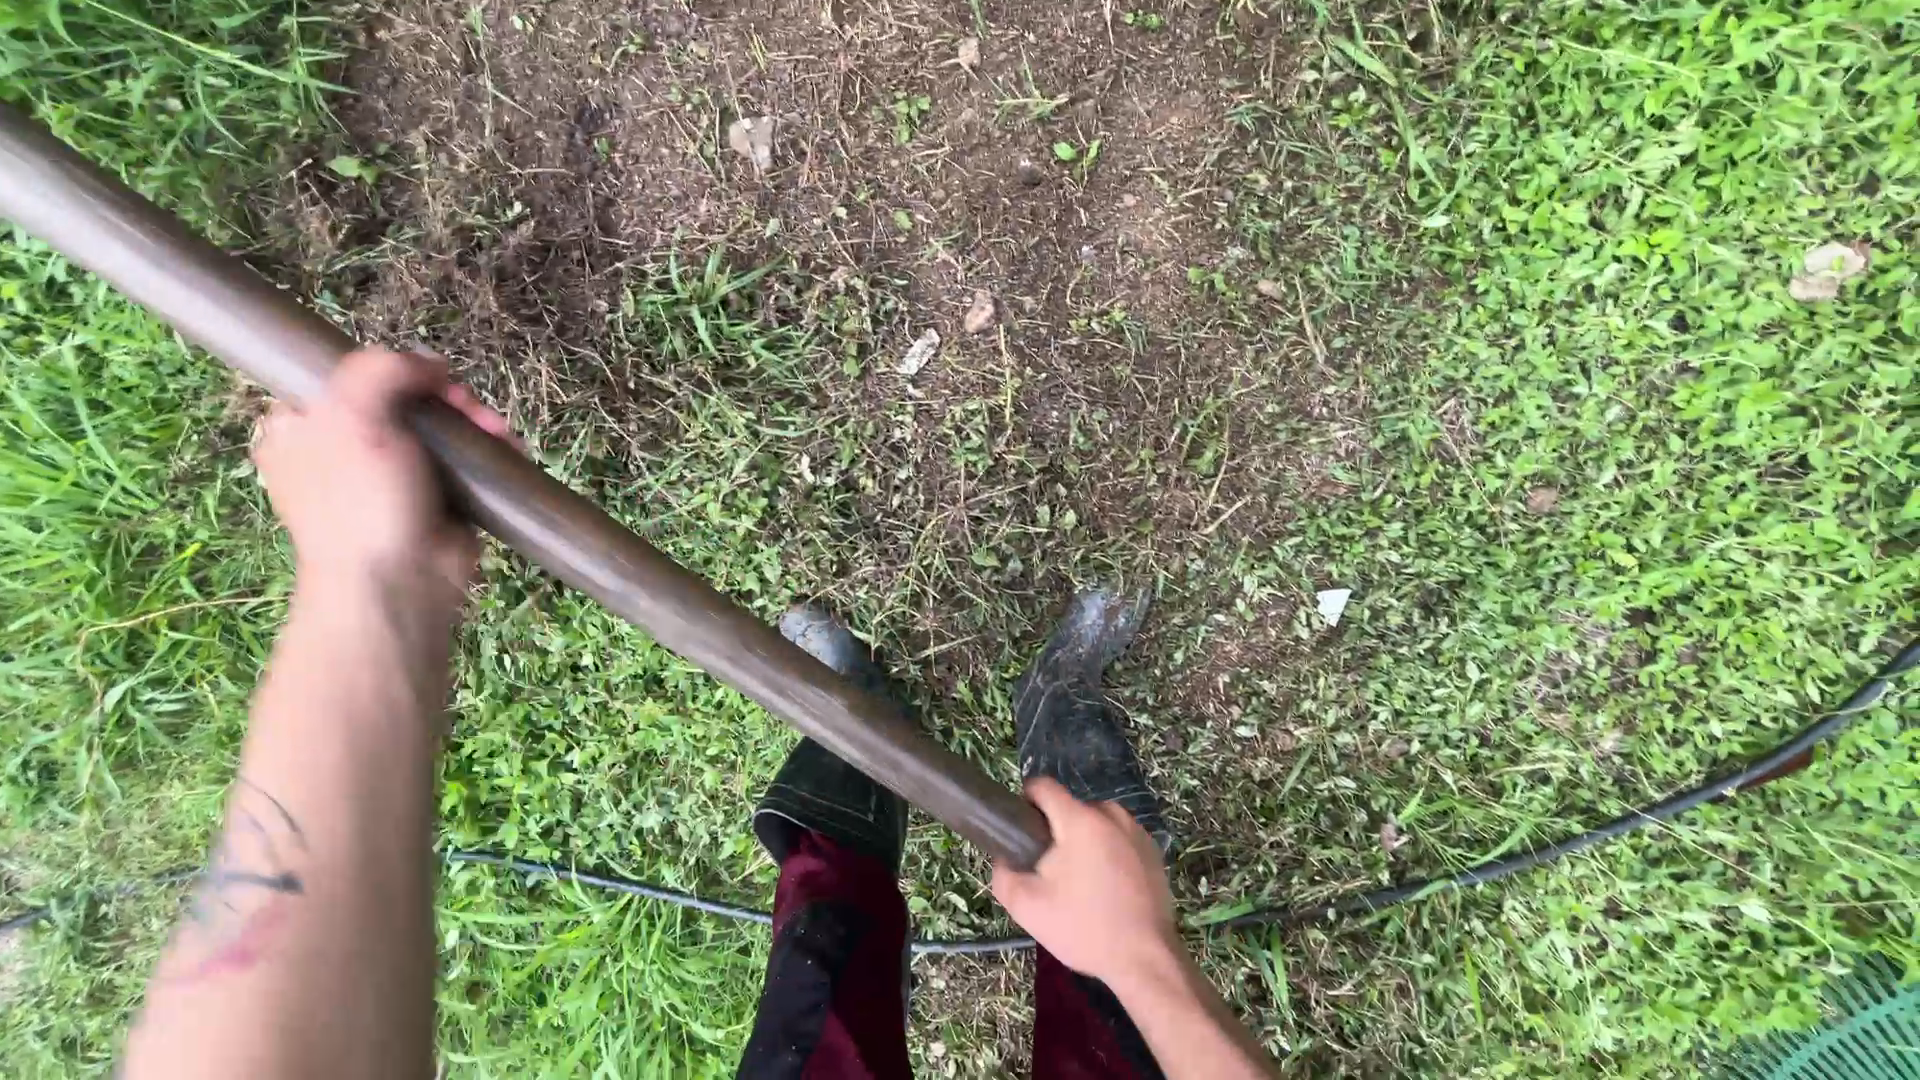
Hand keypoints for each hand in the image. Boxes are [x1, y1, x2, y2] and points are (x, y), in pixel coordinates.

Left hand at [252, 349, 513, 599]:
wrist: (399, 579)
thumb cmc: (361, 499)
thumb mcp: (350, 416)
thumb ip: (381, 370)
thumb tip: (430, 362)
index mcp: (303, 428)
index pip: (349, 377)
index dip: (395, 371)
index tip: (429, 380)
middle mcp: (347, 449)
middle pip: (406, 401)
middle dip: (448, 399)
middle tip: (470, 409)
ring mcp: (396, 476)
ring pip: (443, 430)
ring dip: (477, 423)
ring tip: (500, 433)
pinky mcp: (440, 499)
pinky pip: (468, 462)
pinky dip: (491, 452)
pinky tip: (510, 449)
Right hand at [990, 777, 1179, 986]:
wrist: (1145, 960)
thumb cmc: (1084, 928)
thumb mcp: (1028, 907)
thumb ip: (1004, 874)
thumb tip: (1005, 857)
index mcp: (1080, 819)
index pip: (1042, 786)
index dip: (1025, 804)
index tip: (1022, 834)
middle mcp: (1111, 814)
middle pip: (1069, 809)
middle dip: (1056, 833)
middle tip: (1051, 873)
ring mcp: (1136, 831)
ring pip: (1094, 823)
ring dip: (1083, 843)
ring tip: (1081, 885)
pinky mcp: (1153, 850)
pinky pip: (1117, 838)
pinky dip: (1107, 853)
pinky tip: (1107, 889)